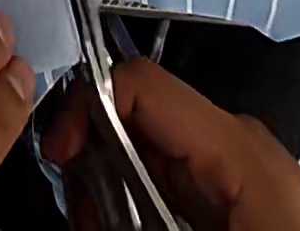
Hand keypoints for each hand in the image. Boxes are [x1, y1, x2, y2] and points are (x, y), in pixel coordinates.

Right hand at [44, 59, 299, 230]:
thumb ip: (134, 203)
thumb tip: (80, 191)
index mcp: (238, 144)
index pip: (142, 82)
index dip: (87, 105)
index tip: (59, 152)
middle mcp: (238, 141)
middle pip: (139, 115)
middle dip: (97, 155)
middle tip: (83, 208)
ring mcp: (239, 167)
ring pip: (150, 148)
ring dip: (113, 182)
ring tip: (103, 220)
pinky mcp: (238, 194)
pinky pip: (173, 177)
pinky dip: (141, 197)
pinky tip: (130, 223)